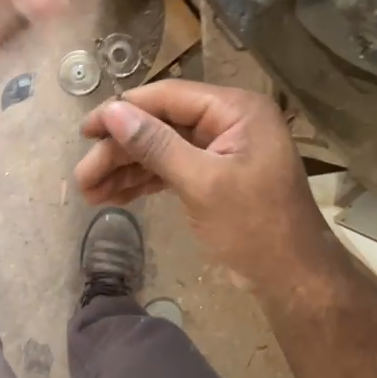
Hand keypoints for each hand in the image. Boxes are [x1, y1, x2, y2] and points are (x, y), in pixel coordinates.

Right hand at [74, 80, 336, 281]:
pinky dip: (143, 182)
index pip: (168, 98)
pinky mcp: (214, 176)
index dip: (123, 112)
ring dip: (125, 170)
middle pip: (160, 125)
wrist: (294, 278)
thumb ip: (155, 145)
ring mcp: (221, 150)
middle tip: (82, 176)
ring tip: (88, 192)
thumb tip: (112, 112)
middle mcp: (228, 122)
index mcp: (236, 110)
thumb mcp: (202, 183)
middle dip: (120, 151)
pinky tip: (113, 196)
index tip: (85, 129)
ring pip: (161, 150)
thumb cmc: (256, 227)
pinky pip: (171, 169)